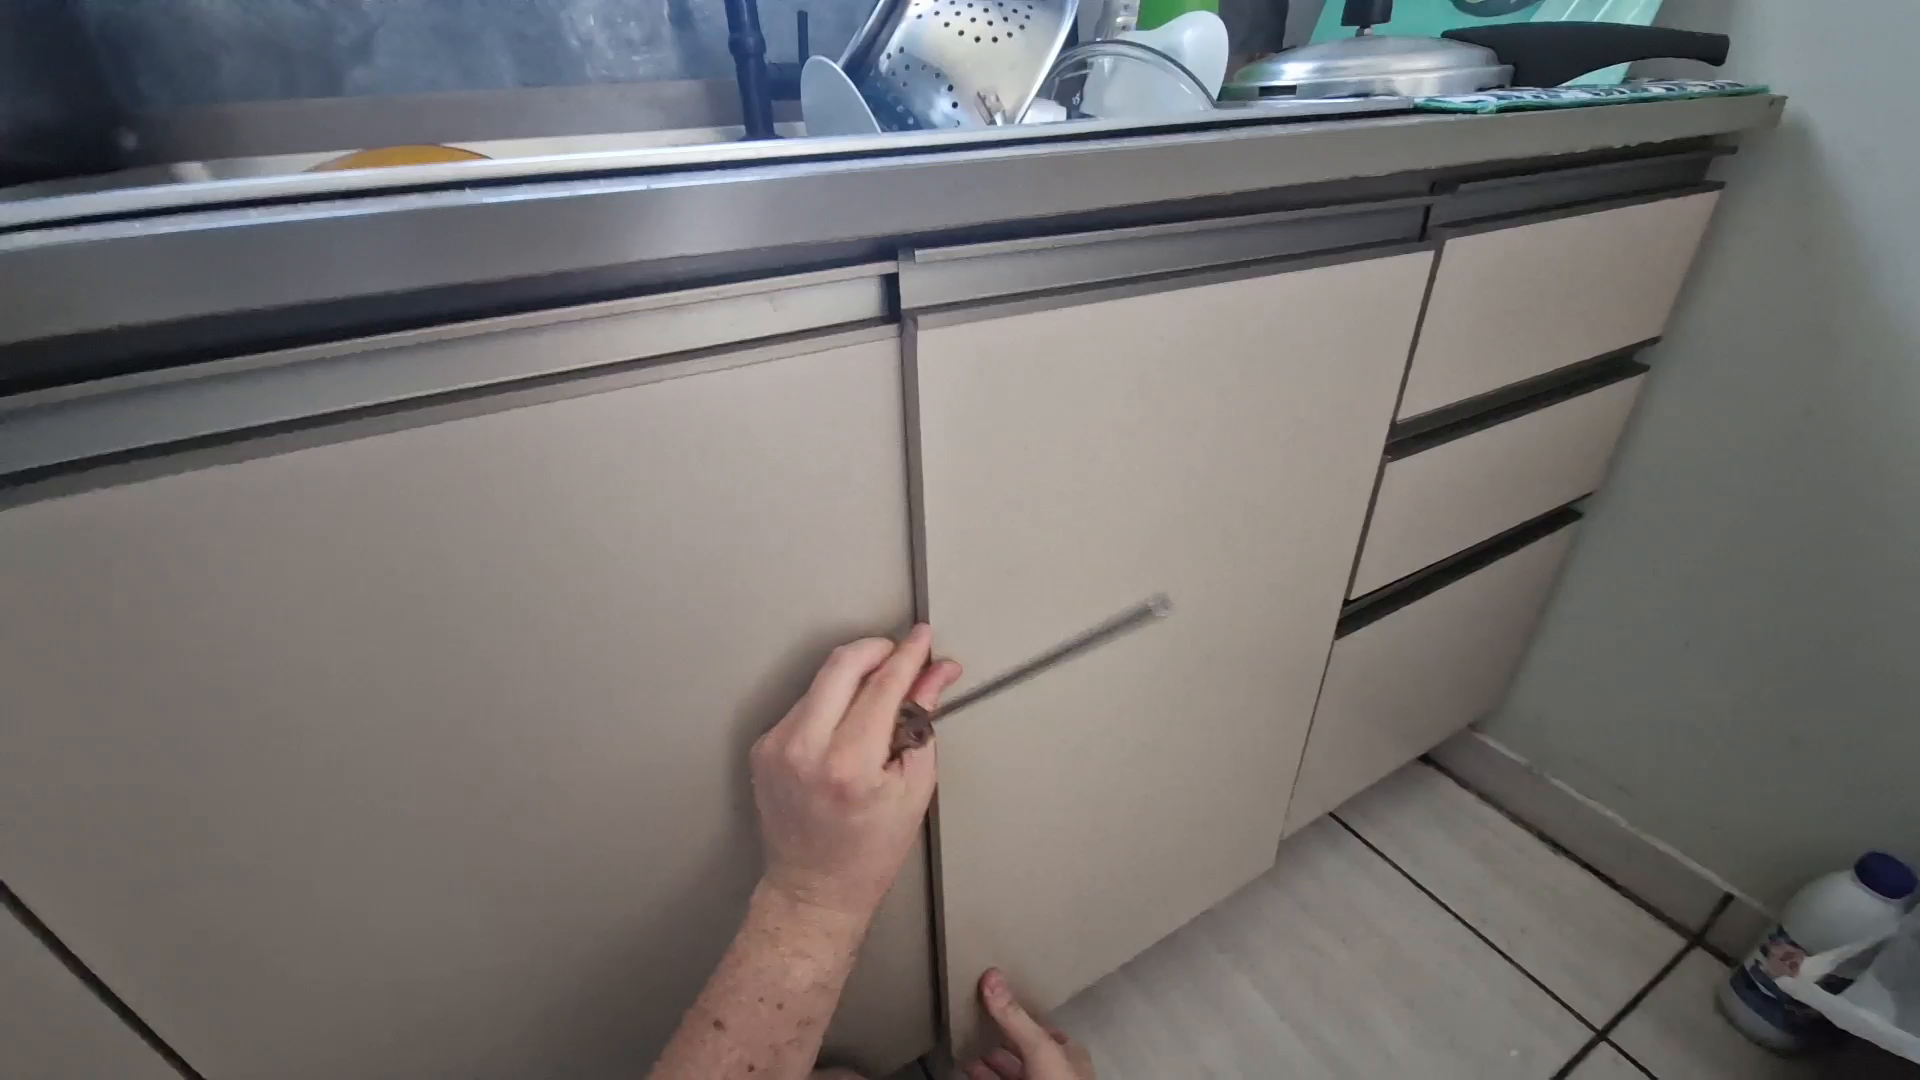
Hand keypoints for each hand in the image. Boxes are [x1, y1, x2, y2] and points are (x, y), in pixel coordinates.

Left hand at [750, 625, 961, 923]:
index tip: (922, 636)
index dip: (908, 655)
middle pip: (842, 663)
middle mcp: (804, 748)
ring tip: (879, 706)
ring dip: (856, 677)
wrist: (813, 889)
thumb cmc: (871, 850)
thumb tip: (936, 672)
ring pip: (822, 679)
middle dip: (877, 649)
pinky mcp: (764, 746)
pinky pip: (806, 703)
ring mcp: (777, 745)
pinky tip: (848, 727)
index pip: (883, 685)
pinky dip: (833, 701)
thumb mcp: (914, 786)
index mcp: (848, 765)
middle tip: (901, 656)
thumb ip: (922, 719)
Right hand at [964, 969, 1096, 1079]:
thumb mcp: (1039, 1047)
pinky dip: (983, 1079)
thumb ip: (1014, 1016)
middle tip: (971, 1024)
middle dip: (998, 1040)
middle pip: (1022, 1051)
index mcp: (1067, 1054)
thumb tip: (991, 974)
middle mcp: (1054, 1073)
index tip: (991, 1002)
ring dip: (987, 1064)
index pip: (1039, 1028)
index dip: (1017, 1016)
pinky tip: (968, 1072)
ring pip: (1009, 1074)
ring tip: (964, 1050)